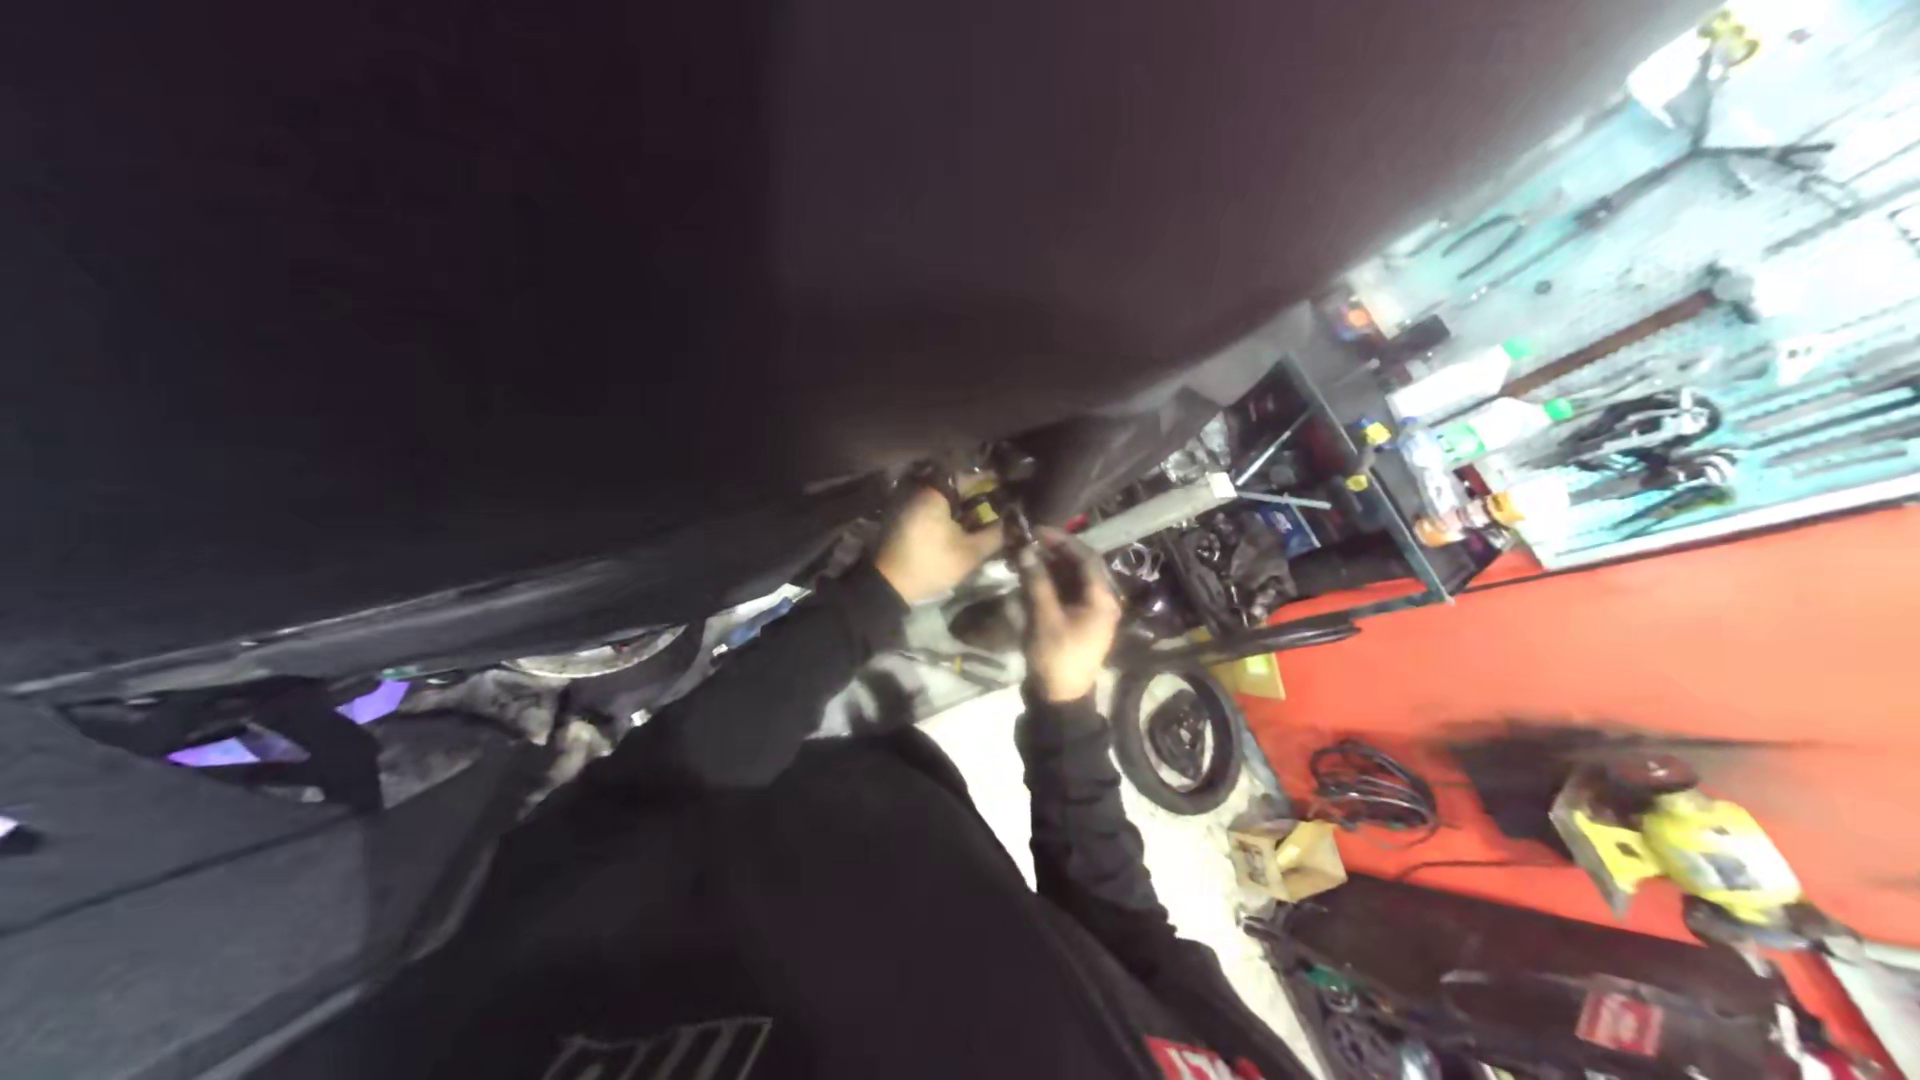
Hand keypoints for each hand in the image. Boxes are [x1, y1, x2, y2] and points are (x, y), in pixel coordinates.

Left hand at [874, 486, 1004, 604]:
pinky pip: (933, 507)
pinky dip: (949, 513)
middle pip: (956, 486)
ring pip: (945, 498)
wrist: (889, 585)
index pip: (969, 476)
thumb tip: (1013, 522)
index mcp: (934, 492)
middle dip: (979, 494)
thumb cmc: (931, 564)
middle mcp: (920, 491)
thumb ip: (995, 534)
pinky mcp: (905, 517)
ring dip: (964, 505)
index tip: (1009, 489)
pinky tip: (964, 526)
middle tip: (1000, 504)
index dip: (991, 482)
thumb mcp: (970, 553)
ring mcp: (910, 503)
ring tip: (986, 516)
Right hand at [1018, 529, 1121, 702]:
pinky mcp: (1077, 621)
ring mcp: (1090, 612)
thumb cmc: (1056, 656)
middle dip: (1053, 552)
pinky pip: (1065, 593)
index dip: (1062, 541)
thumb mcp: (1044, 616)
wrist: (1060, 698)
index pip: (1086, 558)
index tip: (1037, 531)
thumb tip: (1024, 548)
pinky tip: (1029, 576)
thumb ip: (1035, 580)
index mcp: (1103, 599)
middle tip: (1027, 542)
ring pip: (1071, 579)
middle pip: (1079, 566)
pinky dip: (1049, 582)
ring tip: (1024, 556)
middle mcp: (1101, 601)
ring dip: (1049, 566)